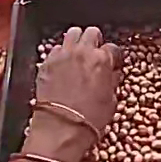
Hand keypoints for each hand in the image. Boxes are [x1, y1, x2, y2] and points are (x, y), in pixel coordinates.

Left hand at [24, 26, 120, 161]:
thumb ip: (112, 81)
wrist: (61, 128)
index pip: (113, 48)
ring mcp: (62, 55)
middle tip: (95, 52)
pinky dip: (61, 53)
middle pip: (92, 33)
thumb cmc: (88, 119)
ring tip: (78, 52)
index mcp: (102, 60)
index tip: (113, 61)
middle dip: (95, 41)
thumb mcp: (111, 101)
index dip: (114, 56)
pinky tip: (63, 64)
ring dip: (77, 40)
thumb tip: (111, 74)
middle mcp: (82, 52)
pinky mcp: (46, 62)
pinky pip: (55, 48)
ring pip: (72, 34)